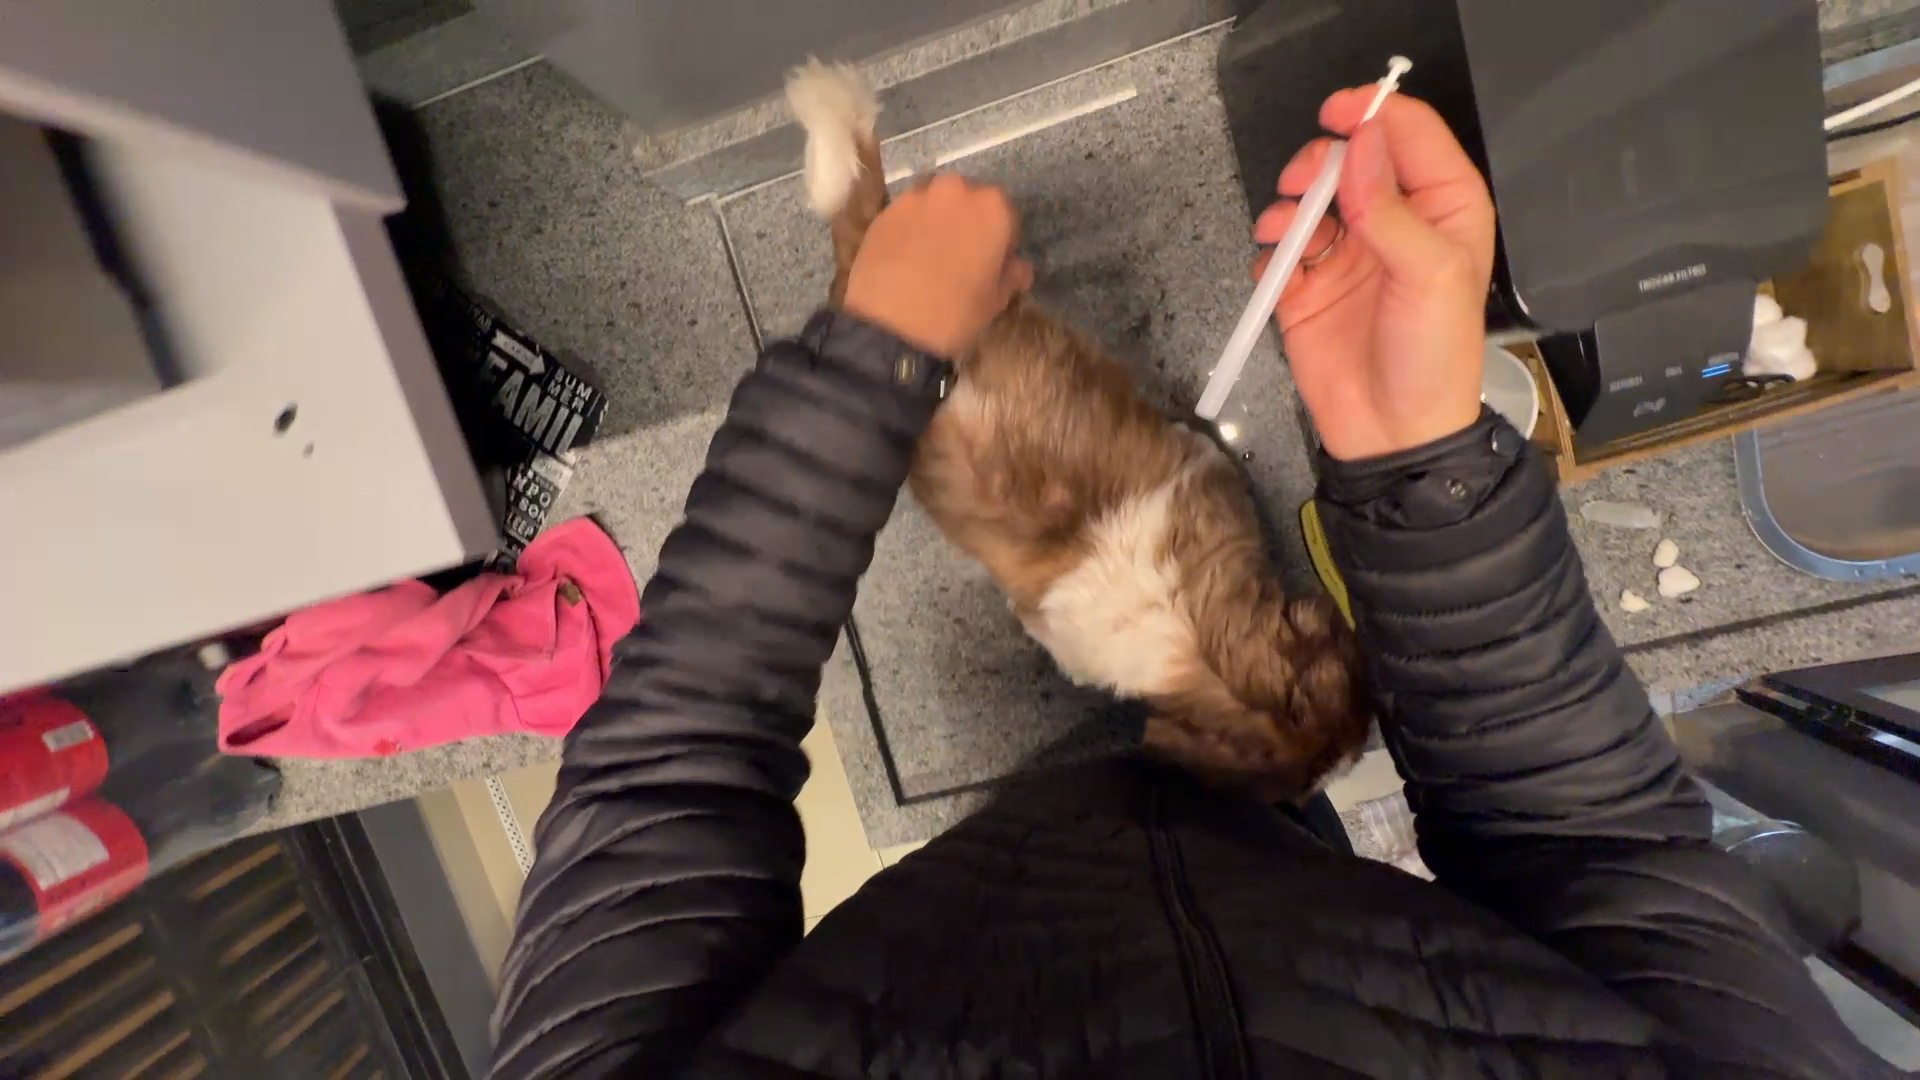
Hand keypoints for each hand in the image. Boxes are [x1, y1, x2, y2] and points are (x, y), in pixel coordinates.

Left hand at [843, 174, 1033, 355]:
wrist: (890, 326)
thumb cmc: (953, 314)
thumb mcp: (994, 302)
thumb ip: (1011, 276)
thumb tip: (1019, 267)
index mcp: (993, 208)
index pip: (1008, 217)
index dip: (1003, 242)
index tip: (994, 263)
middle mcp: (956, 189)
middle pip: (970, 202)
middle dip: (969, 225)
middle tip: (962, 259)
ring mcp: (917, 196)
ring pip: (937, 205)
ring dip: (939, 223)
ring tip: (930, 259)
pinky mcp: (886, 210)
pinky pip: (908, 216)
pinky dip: (912, 230)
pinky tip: (906, 259)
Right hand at [1253, 90, 1495, 460]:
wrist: (1388, 429)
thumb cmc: (1430, 354)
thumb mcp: (1430, 275)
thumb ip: (1393, 210)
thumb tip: (1361, 147)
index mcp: (1440, 209)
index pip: (1408, 139)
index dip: (1374, 116)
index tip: (1335, 113)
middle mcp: (1390, 224)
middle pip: (1348, 165)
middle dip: (1320, 165)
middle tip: (1301, 182)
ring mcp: (1342, 258)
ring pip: (1306, 205)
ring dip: (1286, 207)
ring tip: (1279, 230)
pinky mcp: (1303, 291)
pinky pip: (1277, 254)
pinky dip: (1268, 254)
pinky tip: (1273, 270)